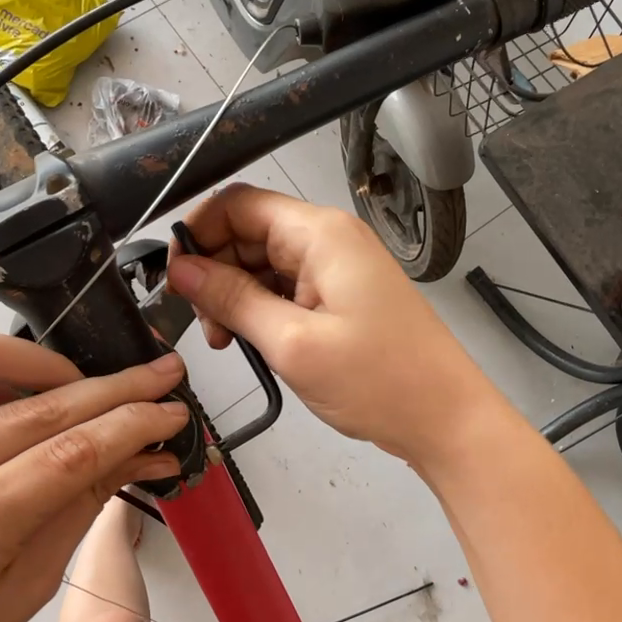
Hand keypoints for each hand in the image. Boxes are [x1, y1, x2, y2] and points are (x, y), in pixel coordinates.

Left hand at [0, 326, 187, 621]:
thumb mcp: (26, 587)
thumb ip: (84, 504)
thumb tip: (149, 450)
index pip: (60, 458)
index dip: (128, 426)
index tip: (171, 410)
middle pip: (30, 410)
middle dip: (109, 390)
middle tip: (157, 378)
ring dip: (45, 364)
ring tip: (86, 389)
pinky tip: (24, 397)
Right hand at [167, 185, 505, 465]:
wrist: (446, 418)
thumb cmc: (380, 382)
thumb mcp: (292, 343)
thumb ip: (232, 300)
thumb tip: (182, 270)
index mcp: (320, 234)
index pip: (238, 203)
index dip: (199, 233)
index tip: (175, 279)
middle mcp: (330, 240)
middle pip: (249, 232)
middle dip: (215, 272)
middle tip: (207, 327)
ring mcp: (339, 268)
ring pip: (264, 263)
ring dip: (236, 297)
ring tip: (229, 342)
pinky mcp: (343, 296)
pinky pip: (288, 288)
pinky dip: (263, 310)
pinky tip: (254, 343)